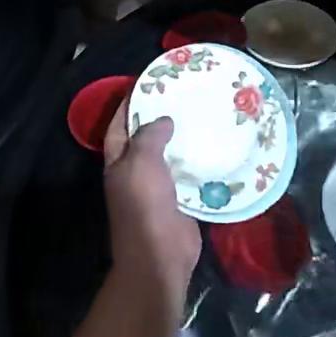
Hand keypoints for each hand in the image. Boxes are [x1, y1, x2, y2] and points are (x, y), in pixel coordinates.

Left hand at [102, 101, 200, 309]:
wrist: (160, 256)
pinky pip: (189, 171)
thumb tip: (164, 119)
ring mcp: (158, 187)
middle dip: (160, 116)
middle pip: (146, 137)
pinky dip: (200, 158)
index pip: (119, 124)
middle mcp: (135, 172)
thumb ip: (150, 136)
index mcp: (118, 162)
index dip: (129, 102)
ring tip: (204, 112)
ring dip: (183, 136)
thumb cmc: (144, 207)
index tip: (149, 80)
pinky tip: (217, 144)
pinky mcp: (180, 198)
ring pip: (170, 153)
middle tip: (184, 93)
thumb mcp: (141, 164)